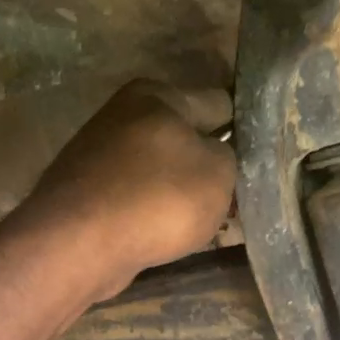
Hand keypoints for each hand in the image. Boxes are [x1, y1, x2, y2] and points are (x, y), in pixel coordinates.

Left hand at [23, 80, 234, 296]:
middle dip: (209, 165)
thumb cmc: (159, 199)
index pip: (219, 102)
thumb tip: (214, 156)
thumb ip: (228, 156)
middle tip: (235, 198)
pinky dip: (154, 212)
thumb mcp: (219, 173)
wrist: (80, 244)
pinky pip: (137, 196)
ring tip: (205, 223)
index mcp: (158, 94)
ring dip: (182, 192)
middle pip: (185, 137)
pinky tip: (167, 234)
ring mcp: (100, 152)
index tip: (260, 156)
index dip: (244, 128)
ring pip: (161, 170)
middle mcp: (124, 113)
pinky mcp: (87, 190)